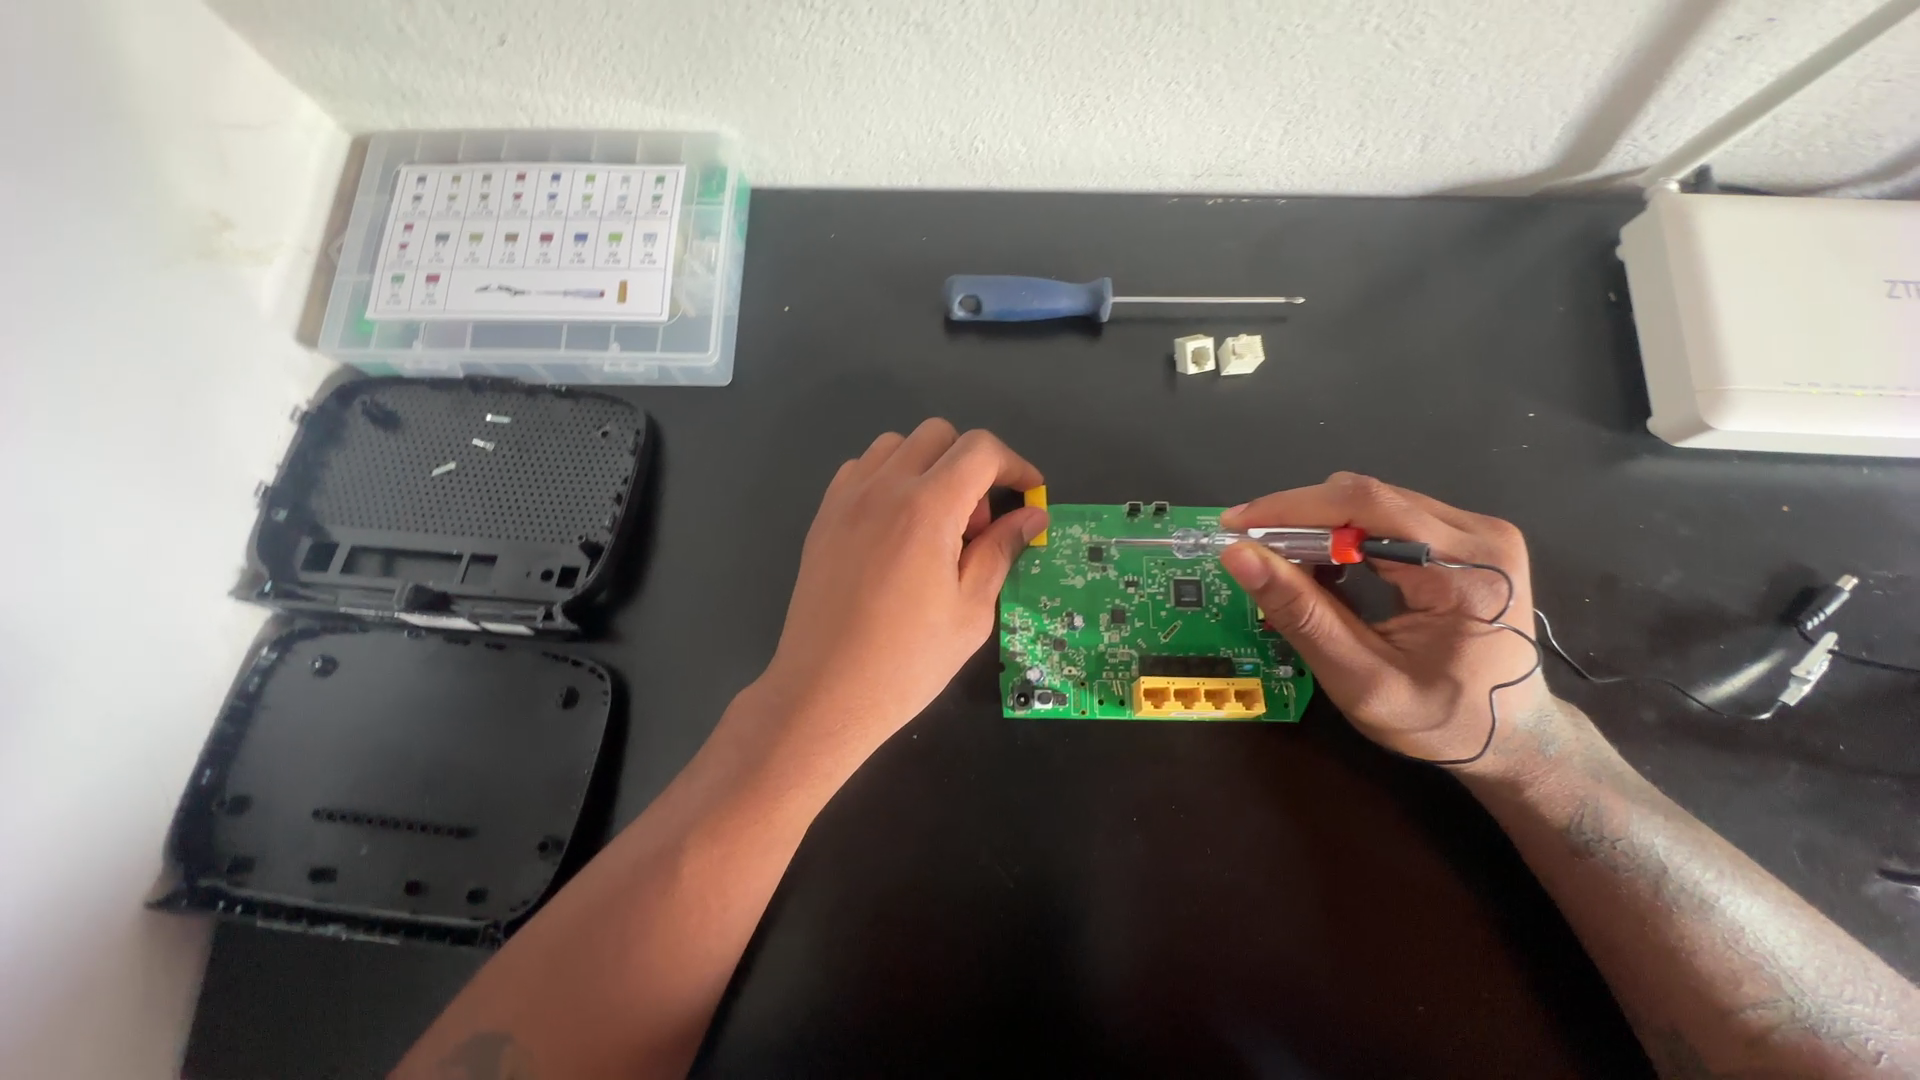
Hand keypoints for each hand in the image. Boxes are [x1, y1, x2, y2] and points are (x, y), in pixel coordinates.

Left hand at [755, 419, 1045, 757]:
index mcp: (926, 508)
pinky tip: (896, 528)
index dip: (1015, 465)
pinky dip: (889, 479)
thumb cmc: (907, 661)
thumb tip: (1034, 515)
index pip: (980, 450)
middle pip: (939, 435)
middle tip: (977, 525)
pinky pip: (861, 469)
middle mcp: (883, 488)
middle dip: (973, 465)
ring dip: (928, 467)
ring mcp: (846, 499)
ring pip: (896, 445)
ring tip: (935, 525)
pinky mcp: (824, 517)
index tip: (1029, 497)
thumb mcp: (971, 610)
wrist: (825, 692)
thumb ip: (1002, 551)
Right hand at [1218, 473, 1553, 771]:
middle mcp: (1478, 533)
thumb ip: (1301, 615)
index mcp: (1465, 570)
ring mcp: (1476, 531)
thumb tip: (1239, 556)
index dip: (1291, 509)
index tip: (1233, 526)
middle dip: (1297, 518)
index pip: (1365, 507)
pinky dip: (1342, 536)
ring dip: (1317, 527)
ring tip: (1285, 567)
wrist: (1515, 739)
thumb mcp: (1360, 679)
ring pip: (1372, 501)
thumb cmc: (1441, 720)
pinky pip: (1387, 516)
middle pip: (1367, 496)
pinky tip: (1325, 568)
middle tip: (1250, 550)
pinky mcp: (1465, 538)